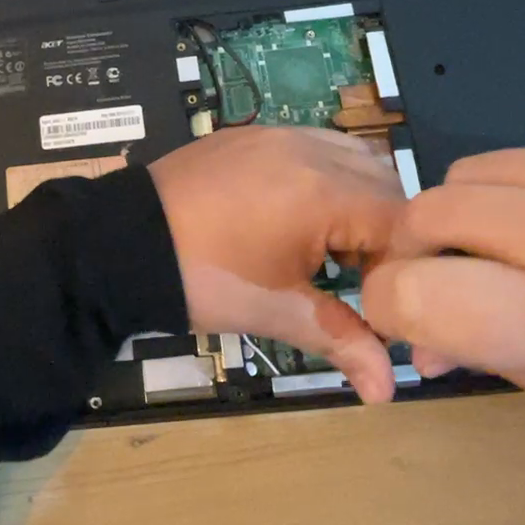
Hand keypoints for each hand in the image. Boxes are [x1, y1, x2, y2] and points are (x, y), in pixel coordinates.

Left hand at [149, 127, 402, 402]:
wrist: (123, 243)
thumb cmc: (204, 278)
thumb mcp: (274, 309)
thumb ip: (341, 339)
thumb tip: (387, 391)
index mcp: (323, 191)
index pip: (401, 223)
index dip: (401, 265)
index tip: (381, 299)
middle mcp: (308, 149)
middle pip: (383, 184)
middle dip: (382, 231)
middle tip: (354, 276)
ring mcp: (277, 134)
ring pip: (351, 157)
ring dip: (356, 198)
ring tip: (325, 245)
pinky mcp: (251, 133)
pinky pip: (311, 143)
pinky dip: (323, 174)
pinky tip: (297, 212)